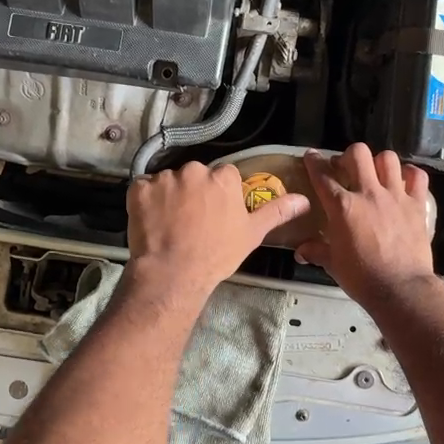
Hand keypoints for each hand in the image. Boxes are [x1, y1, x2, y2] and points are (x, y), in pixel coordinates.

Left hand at [127, 161, 309, 300]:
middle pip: (195, 176)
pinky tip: (150, 222)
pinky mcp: (139, 188)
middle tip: (191, 222)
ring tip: (169, 225)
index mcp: (224, 178)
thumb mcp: (252, 234)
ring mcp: (165, 178)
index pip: (224, 177)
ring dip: (169, 197)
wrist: (173, 273)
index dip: (219, 196)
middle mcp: (195, 170)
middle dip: (193, 193)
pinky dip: (145, 202)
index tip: (215, 215)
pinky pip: (143, 188)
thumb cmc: (216, 255)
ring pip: (169, 182)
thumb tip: (304, 200)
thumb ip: (277, 211)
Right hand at [297, 143, 442, 307]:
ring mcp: (395, 197)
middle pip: (358, 154)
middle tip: (346, 168)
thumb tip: (301, 251)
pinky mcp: (417, 205)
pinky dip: (410, 174)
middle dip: (348, 156)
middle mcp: (368, 193)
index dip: (313, 162)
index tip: (311, 156)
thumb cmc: (362, 278)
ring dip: (379, 162)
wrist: (400, 288)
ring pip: (388, 158)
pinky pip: (417, 177)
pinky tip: (403, 181)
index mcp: (342, 207)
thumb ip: (317, 251)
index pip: (322, 176)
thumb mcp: (333, 264)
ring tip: (376, 174)